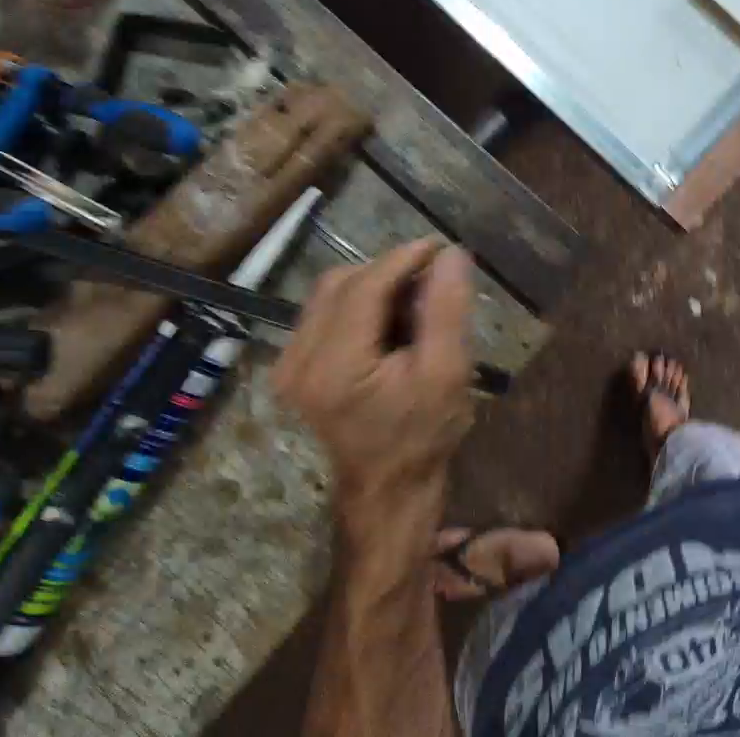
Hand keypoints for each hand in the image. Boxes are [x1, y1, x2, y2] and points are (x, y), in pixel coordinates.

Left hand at [271, 238, 476, 502]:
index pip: (364, 286)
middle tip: (434, 280)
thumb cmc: (423, 436)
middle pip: (341, 283)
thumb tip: (451, 254)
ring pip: (330, 294)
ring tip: (415, 303)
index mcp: (333, 366)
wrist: (388, 490)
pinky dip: (360, 305)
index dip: (403, 259)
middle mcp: (297, 360)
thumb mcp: (447, 374)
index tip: (441, 247)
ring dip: (374, 286)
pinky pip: (325, 314)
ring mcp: (288, 365)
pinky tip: (391, 323)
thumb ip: (447, 310)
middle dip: (389, 272)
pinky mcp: (293, 369)